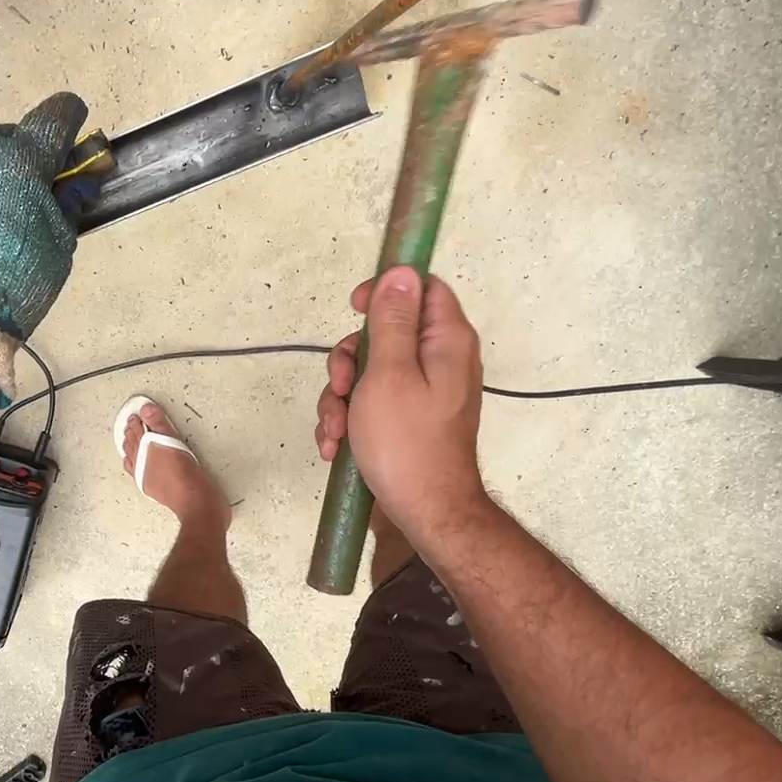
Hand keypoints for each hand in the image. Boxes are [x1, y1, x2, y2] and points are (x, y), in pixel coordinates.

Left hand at [0, 93, 89, 340]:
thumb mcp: (58, 249)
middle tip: (21, 200)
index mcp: (24, 161)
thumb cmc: (15, 284)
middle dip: (19, 162)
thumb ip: (67, 204)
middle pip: (8, 140)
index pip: (55, 117)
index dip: (68, 121)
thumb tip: (78, 180)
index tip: (72, 128)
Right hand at [314, 265, 489, 539]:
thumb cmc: (406, 441)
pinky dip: (348, 422)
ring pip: (366, 373)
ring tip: (335, 432)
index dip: (385, 290)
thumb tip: (399, 272)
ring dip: (339, 400)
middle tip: (340, 390)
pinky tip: (336, 447)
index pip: (422, 288)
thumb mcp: (389, 374)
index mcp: (445, 341)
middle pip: (383, 334)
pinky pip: (368, 404)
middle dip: (348, 363)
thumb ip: (392, 321)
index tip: (353, 307)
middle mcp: (438, 360)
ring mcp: (421, 392)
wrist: (424, 510)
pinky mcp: (404, 419)